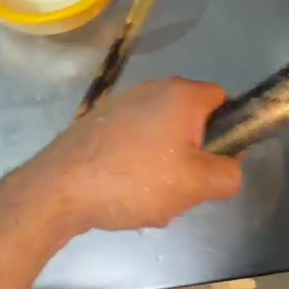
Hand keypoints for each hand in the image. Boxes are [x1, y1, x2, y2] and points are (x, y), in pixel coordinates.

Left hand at [12, 78, 241, 234]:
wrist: (58, 189)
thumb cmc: (135, 180)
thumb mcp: (196, 185)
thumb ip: (228, 174)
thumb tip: (230, 167)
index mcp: (180, 94)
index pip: (223, 99)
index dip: (229, 130)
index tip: (218, 161)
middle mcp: (152, 89)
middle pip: (190, 121)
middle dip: (193, 155)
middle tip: (184, 188)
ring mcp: (120, 104)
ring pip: (161, 136)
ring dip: (165, 166)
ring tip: (151, 199)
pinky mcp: (97, 123)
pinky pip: (133, 142)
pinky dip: (137, 165)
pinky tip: (124, 195)